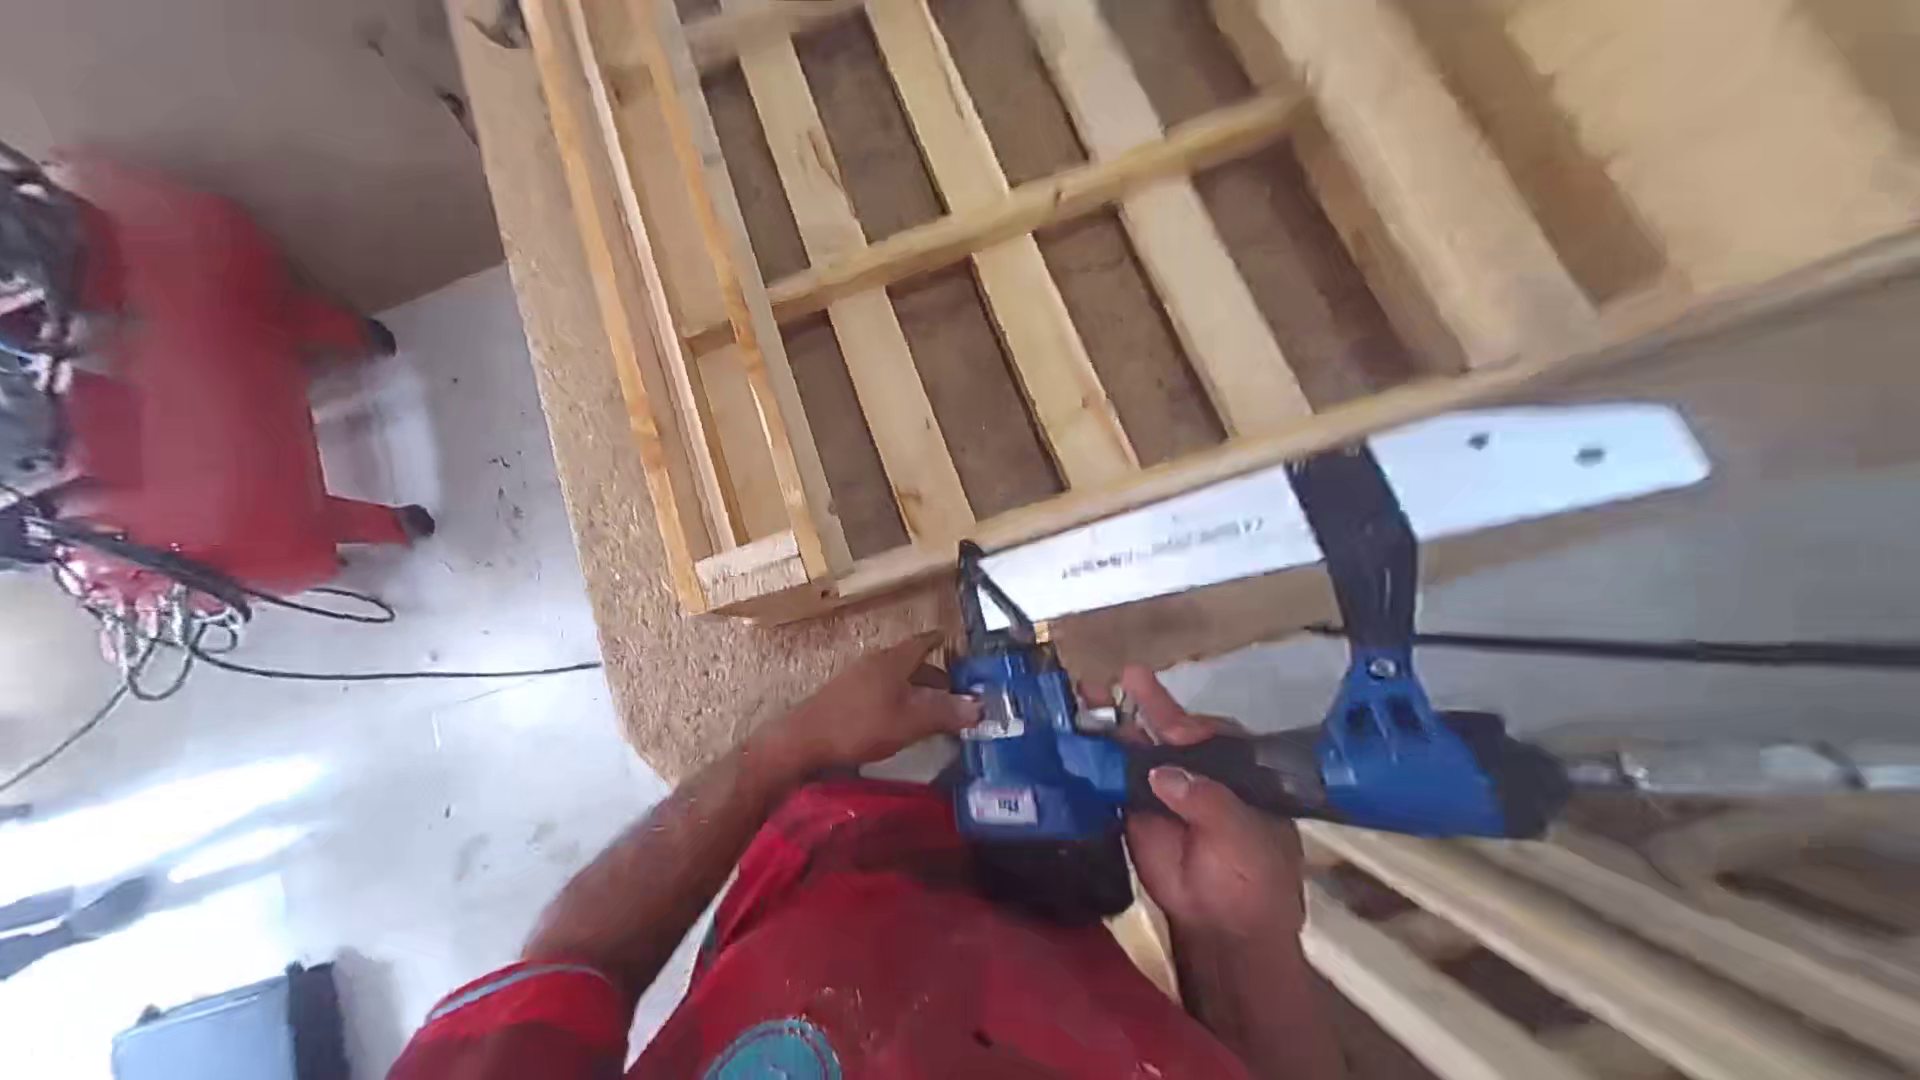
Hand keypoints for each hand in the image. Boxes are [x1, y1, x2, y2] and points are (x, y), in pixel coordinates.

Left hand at [753, 632, 980, 775]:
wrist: (804, 740)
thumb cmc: (862, 724)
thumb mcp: (911, 720)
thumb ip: (946, 712)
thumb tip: (980, 707)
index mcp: (894, 660)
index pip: (923, 642)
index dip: (939, 642)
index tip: (952, 641)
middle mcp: (876, 662)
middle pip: (911, 662)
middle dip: (934, 674)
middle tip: (955, 690)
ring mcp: (858, 679)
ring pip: (896, 678)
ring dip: (916, 689)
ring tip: (933, 709)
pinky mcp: (845, 697)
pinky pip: (882, 690)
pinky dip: (899, 699)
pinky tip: (902, 720)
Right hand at [1106, 667, 1306, 941]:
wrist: (1221, 927)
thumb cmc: (1251, 878)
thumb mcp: (1243, 837)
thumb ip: (1208, 802)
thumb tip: (1163, 775)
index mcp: (1231, 768)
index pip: (1209, 733)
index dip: (1188, 725)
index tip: (1171, 728)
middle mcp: (1194, 767)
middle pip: (1167, 727)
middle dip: (1146, 701)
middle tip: (1129, 675)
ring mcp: (1161, 783)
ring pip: (1136, 744)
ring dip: (1112, 719)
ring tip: (1088, 690)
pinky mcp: (1131, 803)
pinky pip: (1111, 774)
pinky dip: (1093, 755)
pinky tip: (1074, 733)